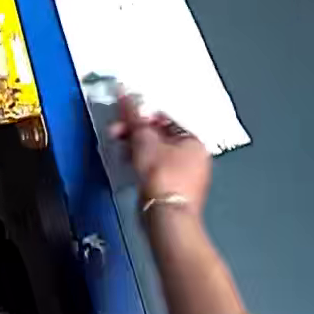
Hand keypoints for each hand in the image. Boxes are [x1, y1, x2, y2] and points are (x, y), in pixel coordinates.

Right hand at [111, 94, 210, 216]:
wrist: (164, 218)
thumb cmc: (162, 177)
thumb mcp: (144, 138)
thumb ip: (134, 116)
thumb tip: (126, 96)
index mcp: (194, 141)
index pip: (165, 118)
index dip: (142, 114)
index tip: (126, 113)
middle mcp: (193, 158)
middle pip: (158, 135)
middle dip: (135, 131)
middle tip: (119, 128)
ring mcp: (183, 176)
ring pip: (154, 151)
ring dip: (134, 145)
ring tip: (119, 143)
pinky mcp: (170, 189)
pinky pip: (153, 167)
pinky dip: (139, 161)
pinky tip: (127, 160)